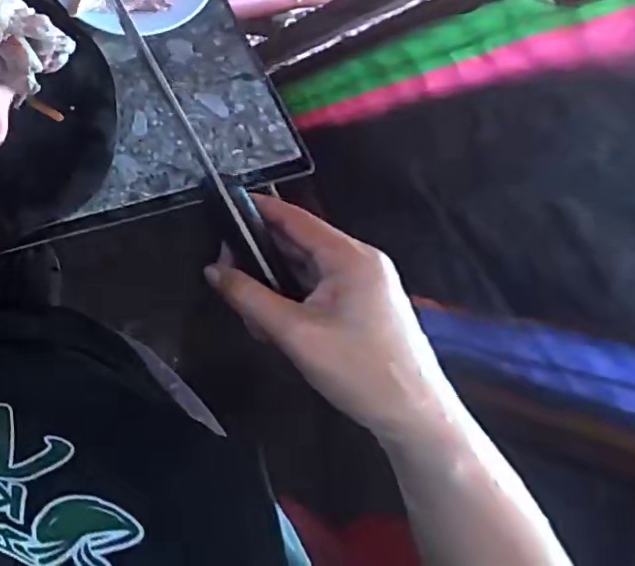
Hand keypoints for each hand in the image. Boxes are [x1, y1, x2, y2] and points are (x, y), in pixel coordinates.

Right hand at [204, 195, 459, 442]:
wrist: (420, 425)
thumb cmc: (365, 374)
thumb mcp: (293, 333)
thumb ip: (247, 296)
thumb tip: (214, 271)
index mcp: (350, 258)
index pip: (291, 215)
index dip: (253, 208)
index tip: (221, 209)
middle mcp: (359, 262)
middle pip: (292, 241)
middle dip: (256, 257)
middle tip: (227, 275)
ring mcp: (362, 284)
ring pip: (299, 266)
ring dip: (270, 283)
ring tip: (250, 310)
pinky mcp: (360, 304)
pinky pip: (313, 286)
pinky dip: (288, 297)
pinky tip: (273, 323)